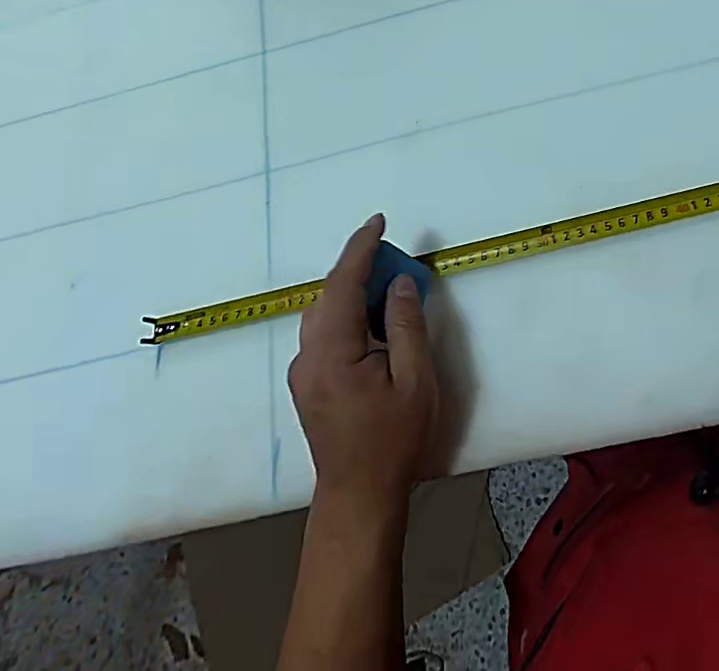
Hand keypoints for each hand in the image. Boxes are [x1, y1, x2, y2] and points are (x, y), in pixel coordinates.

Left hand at [288, 214, 436, 513]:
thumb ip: (406, 325)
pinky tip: (371, 325)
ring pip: (324, 313)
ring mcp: (302, 369)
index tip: (377, 221)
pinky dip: (346, 315)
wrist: (359, 496)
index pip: (343, 284)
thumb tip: (398, 283)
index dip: (360, 248)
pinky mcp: (306, 381)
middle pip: (330, 295)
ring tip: (387, 291)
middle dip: (360, 269)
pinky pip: (323, 332)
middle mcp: (307, 354)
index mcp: (332, 352)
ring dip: (352, 292)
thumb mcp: (416, 382)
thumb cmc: (394, 441)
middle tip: (395, 262)